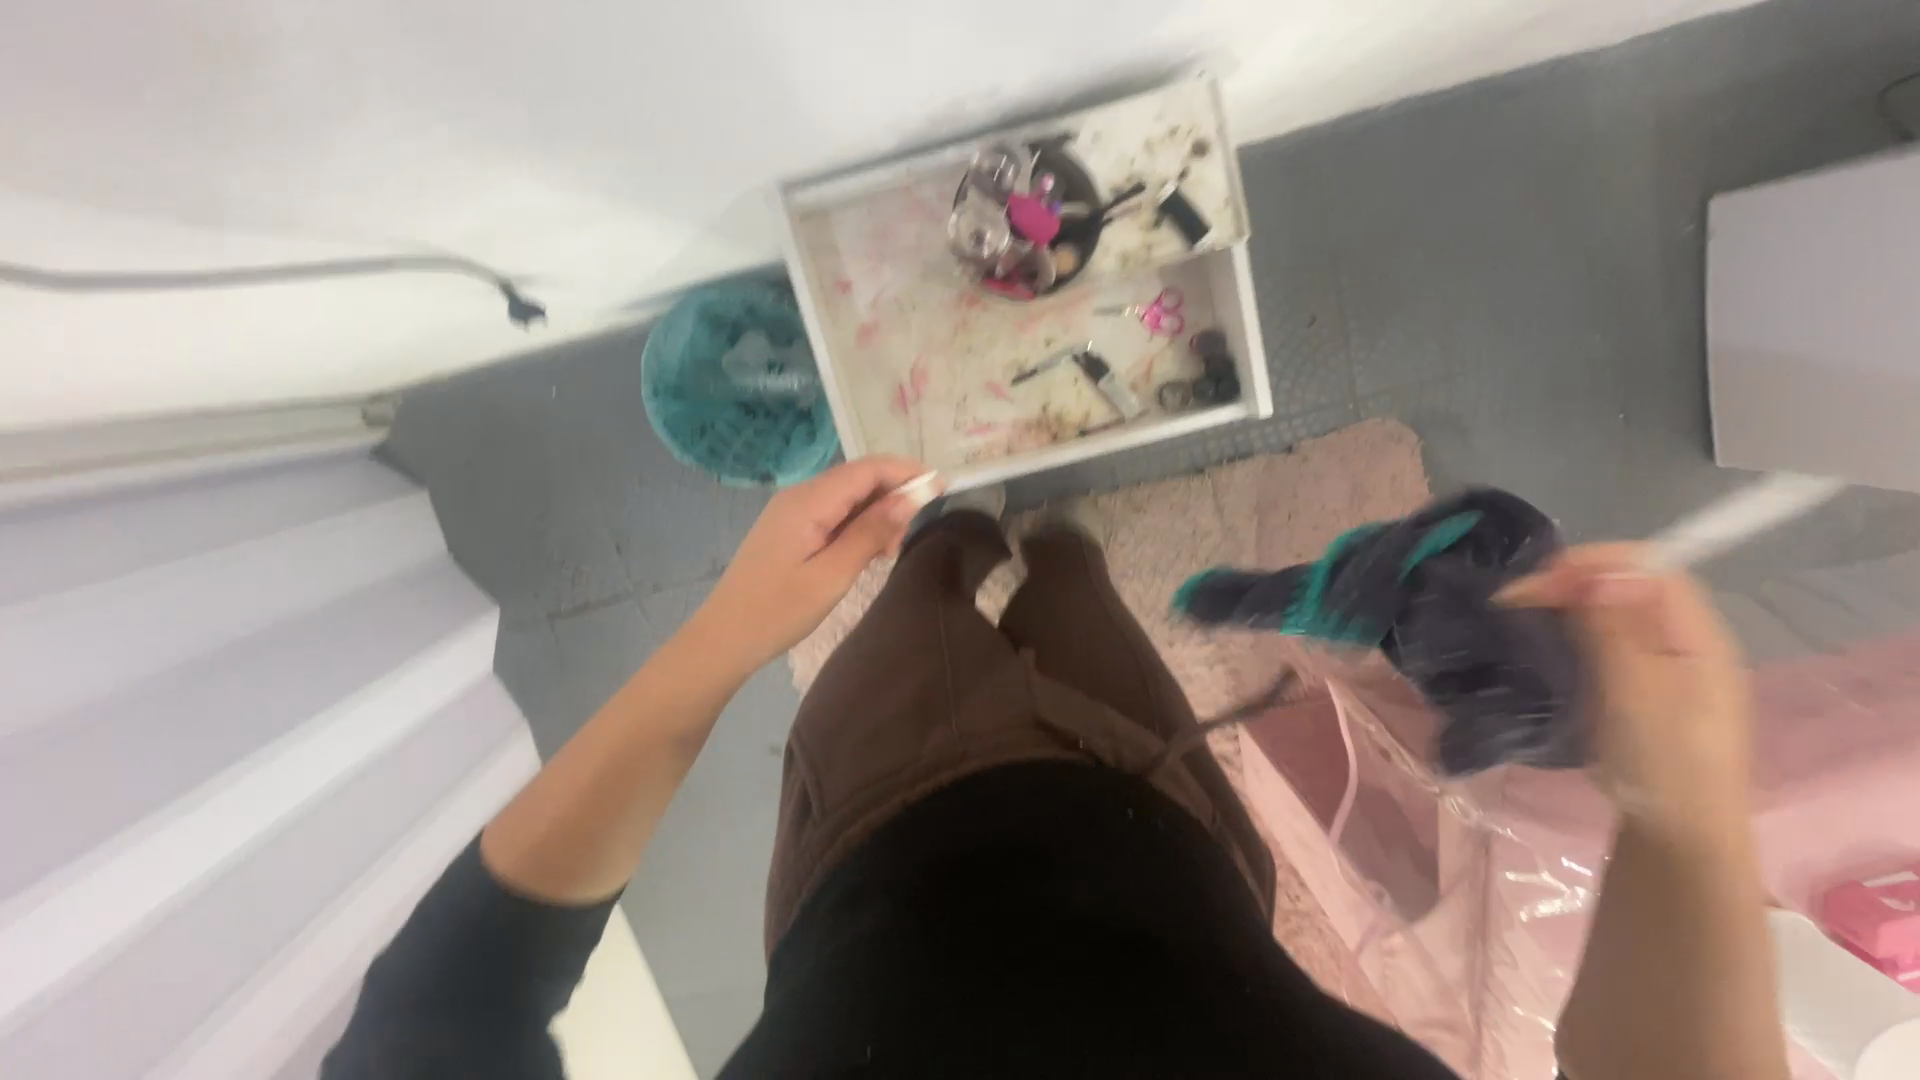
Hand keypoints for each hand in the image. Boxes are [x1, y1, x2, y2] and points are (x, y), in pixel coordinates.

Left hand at [687, 456, 938, 673]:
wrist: (725, 638)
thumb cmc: (779, 611)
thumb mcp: (833, 575)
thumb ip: (871, 532)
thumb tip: (910, 497)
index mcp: (808, 501)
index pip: (866, 469)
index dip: (906, 472)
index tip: (941, 488)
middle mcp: (799, 495)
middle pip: (858, 478)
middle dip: (892, 497)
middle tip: (906, 539)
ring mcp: (791, 510)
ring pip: (847, 496)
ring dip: (876, 515)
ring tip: (886, 553)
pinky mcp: (790, 528)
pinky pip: (833, 513)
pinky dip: (857, 526)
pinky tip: (864, 554)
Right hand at [1498, 544, 1752, 835]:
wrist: (1676, 834)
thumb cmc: (1660, 763)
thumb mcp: (1636, 693)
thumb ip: (1617, 630)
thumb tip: (1598, 570)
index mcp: (1697, 640)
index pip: (1649, 570)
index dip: (1592, 564)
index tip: (1534, 584)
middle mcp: (1684, 643)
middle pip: (1629, 585)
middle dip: (1571, 580)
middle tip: (1515, 600)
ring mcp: (1663, 665)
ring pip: (1613, 610)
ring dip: (1566, 603)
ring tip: (1521, 615)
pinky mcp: (1639, 686)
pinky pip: (1605, 636)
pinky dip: (1571, 628)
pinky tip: (1544, 642)